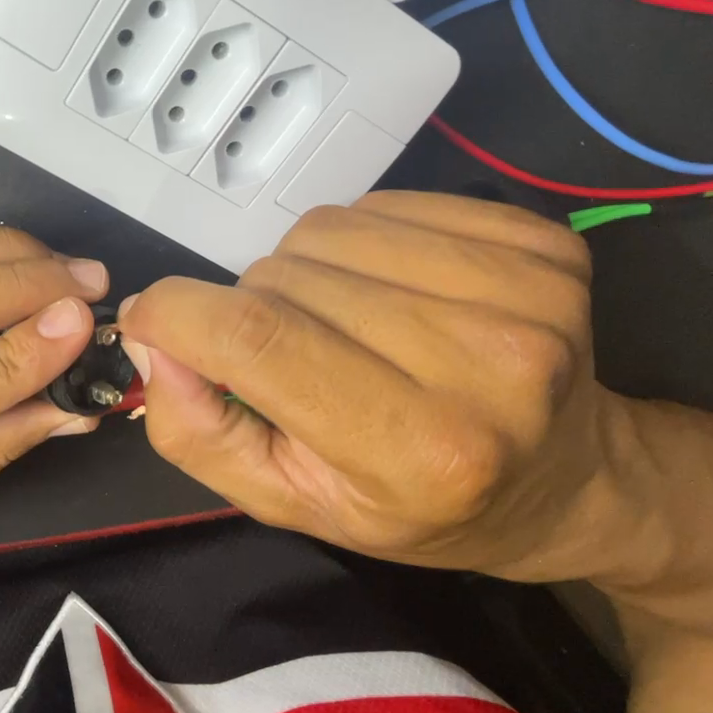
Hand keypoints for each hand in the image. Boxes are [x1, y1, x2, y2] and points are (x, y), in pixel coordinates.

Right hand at [119, 191, 622, 581]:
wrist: (564, 481)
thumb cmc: (410, 508)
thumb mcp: (286, 501)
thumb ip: (200, 433)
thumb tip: (152, 340)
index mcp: (414, 448)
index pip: (258, 339)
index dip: (178, 314)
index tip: (148, 320)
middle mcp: (484, 362)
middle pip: (285, 279)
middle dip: (247, 308)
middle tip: (284, 358)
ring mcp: (523, 292)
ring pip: (326, 230)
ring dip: (300, 271)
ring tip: (335, 324)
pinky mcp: (541, 241)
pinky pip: (382, 205)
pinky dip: (355, 243)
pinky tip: (384, 294)